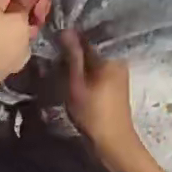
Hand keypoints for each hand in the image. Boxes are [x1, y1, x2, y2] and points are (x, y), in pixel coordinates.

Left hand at [0, 0, 50, 113]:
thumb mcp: (19, 23)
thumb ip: (29, 3)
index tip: (41, 15)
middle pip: (15, 1)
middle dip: (28, 17)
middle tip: (31, 33)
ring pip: (10, 21)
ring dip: (20, 35)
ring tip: (18, 50)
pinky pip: (0, 35)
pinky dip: (7, 45)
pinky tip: (8, 59)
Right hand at [59, 29, 144, 164]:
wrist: (113, 142)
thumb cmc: (93, 113)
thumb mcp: (77, 83)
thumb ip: (73, 56)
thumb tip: (66, 30)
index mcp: (112, 55)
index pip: (90, 33)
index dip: (72, 32)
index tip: (54, 30)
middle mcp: (118, 58)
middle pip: (94, 43)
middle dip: (75, 43)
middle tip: (53, 43)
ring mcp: (118, 69)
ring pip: (95, 54)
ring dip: (79, 55)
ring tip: (59, 54)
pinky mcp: (115, 80)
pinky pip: (98, 64)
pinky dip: (85, 65)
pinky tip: (71, 68)